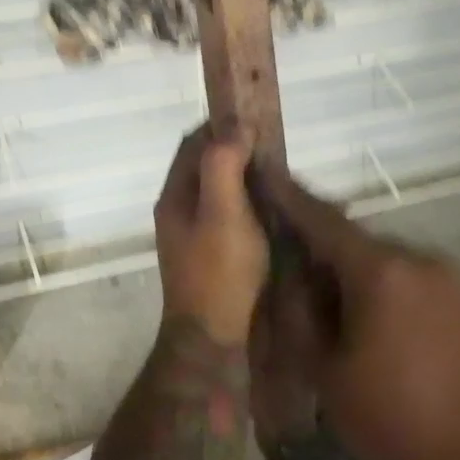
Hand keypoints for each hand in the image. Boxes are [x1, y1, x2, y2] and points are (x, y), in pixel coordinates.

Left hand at [154, 126, 268, 345]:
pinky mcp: (215, 259)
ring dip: (249, 181)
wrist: (213, 341)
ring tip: (284, 179)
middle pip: (207, 167)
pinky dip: (254, 208)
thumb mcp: (222, 212)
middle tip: (279, 150)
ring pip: (222, 194)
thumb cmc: (219, 274)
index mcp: (175, 197)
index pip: (194, 143)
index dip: (223, 125)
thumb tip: (235, 126)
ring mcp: (197, 238)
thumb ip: (224, 164)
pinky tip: (279, 215)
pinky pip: (234, 219)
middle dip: (239, 152)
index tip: (259, 118)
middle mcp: (181, 213)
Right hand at [259, 168, 459, 459]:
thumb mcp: (324, 371)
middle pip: (352, 243)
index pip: (322, 220)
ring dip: (346, 278)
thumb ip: (298, 317)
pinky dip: (375, 292)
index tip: (262, 172)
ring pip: (379, 264)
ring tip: (319, 314)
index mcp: (380, 269)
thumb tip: (290, 281)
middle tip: (283, 276)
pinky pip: (404, 283)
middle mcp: (416, 259)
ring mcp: (445, 279)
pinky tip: (360, 328)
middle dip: (316, 253)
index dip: (288, 197)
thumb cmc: (394, 414)